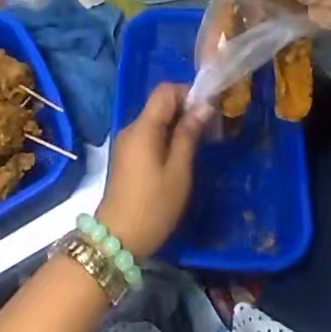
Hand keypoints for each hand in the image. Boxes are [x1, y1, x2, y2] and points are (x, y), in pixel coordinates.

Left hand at [94, 84, 210, 258]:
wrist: (118, 240)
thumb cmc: (153, 206)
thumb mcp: (179, 171)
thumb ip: (190, 134)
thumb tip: (204, 106)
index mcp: (143, 128)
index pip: (165, 91)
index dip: (189, 93)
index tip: (211, 109)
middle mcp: (131, 129)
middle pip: (160, 104)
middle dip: (187, 108)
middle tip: (212, 126)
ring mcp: (127, 143)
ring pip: (156, 120)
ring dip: (178, 124)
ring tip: (202, 141)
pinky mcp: (127, 156)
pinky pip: (149, 135)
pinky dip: (167, 136)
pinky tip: (182, 154)